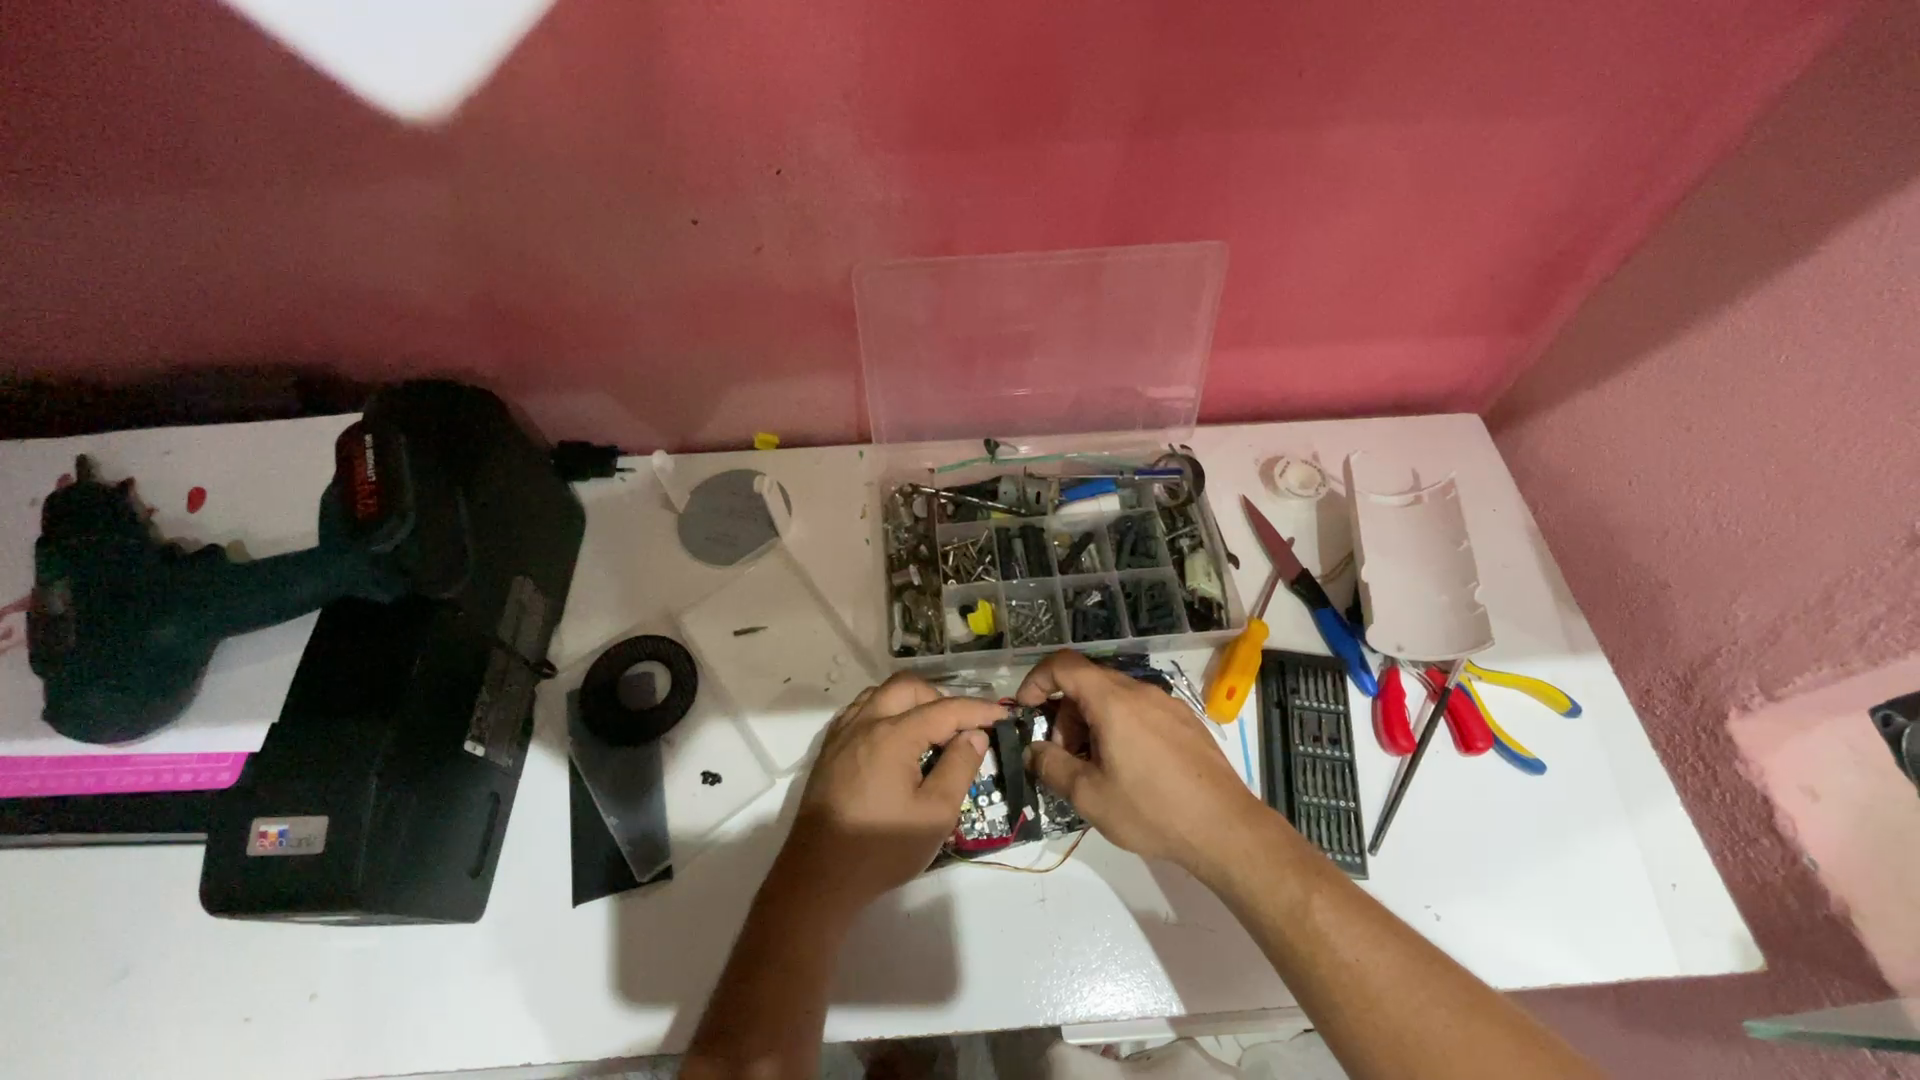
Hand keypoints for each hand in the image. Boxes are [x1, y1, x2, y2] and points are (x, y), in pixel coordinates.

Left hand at [774, 673, 1003, 915]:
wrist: (820, 876)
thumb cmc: (883, 848)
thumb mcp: (936, 814)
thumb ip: (959, 767)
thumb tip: (974, 735)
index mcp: (893, 735)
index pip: (945, 709)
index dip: (978, 710)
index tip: (1003, 716)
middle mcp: (865, 723)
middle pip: (908, 687)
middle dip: (940, 698)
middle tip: (961, 728)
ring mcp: (842, 735)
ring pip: (880, 694)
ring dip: (910, 702)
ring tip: (930, 732)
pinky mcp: (829, 751)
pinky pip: (860, 712)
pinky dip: (885, 713)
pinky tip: (896, 741)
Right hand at [1019, 651, 1269, 874]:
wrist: (1225, 828)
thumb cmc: (1151, 809)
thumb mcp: (1088, 795)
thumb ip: (1051, 766)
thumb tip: (1032, 751)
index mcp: (1113, 701)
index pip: (1063, 664)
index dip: (1036, 680)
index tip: (1027, 710)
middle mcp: (1141, 692)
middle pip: (1089, 683)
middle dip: (1065, 714)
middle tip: (1065, 757)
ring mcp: (1168, 705)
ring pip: (1115, 699)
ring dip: (1092, 724)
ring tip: (1097, 769)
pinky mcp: (1186, 722)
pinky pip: (1140, 712)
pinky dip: (1120, 729)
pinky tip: (1129, 771)